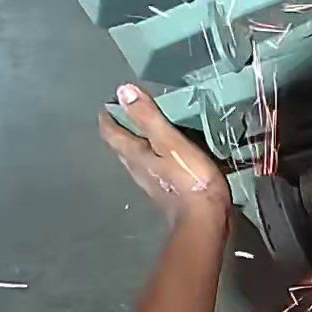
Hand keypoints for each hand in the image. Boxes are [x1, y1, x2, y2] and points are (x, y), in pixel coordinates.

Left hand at [98, 84, 229, 225]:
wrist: (205, 220)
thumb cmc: (189, 178)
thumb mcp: (170, 142)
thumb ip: (149, 117)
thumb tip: (123, 91)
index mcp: (136, 156)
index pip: (113, 135)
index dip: (108, 119)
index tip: (107, 105)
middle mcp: (139, 170)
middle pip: (122, 149)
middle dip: (121, 132)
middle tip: (125, 115)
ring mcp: (153, 184)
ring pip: (137, 161)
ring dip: (137, 146)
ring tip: (145, 133)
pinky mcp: (168, 193)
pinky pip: (155, 170)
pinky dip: (155, 159)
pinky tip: (167, 157)